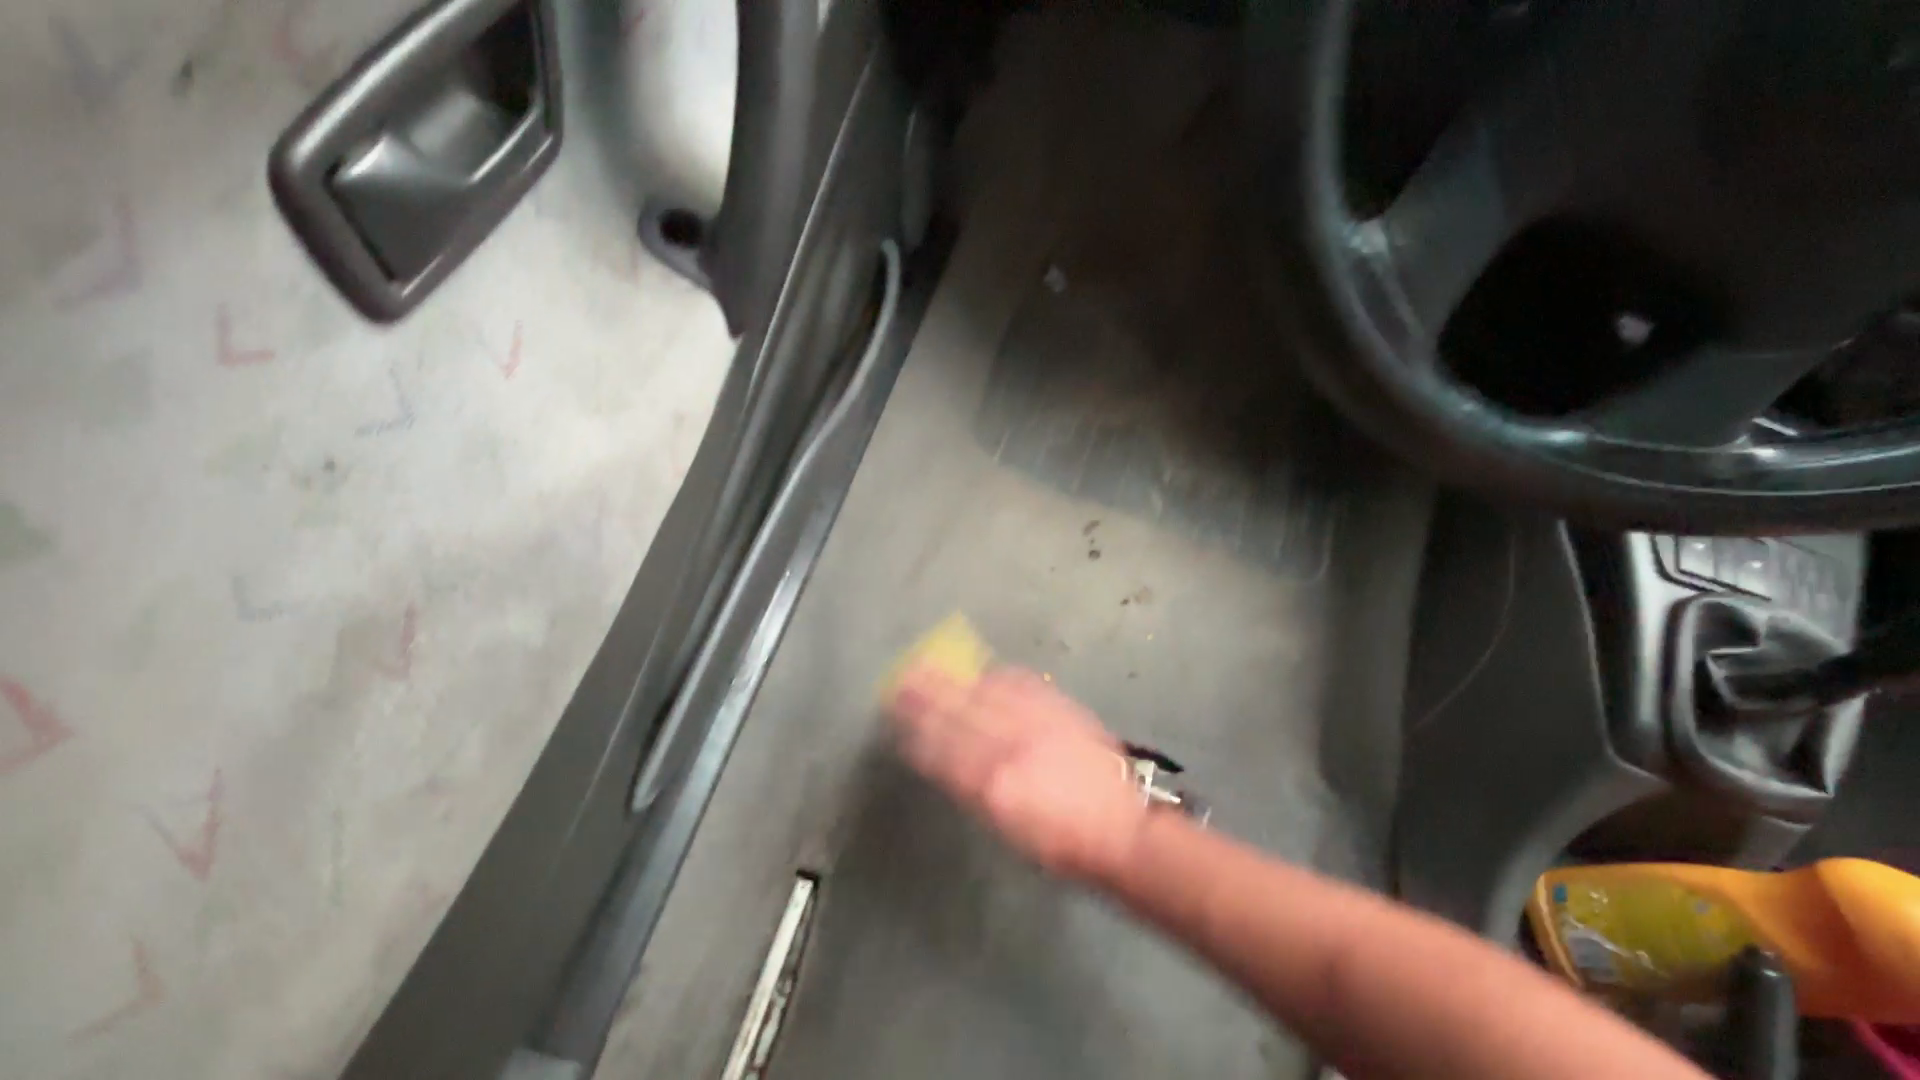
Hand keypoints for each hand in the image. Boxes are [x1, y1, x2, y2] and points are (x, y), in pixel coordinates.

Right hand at [886, 664, 1146, 884]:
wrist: (1120, 829)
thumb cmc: (1058, 844)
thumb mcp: (1003, 828)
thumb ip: (973, 790)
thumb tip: (947, 762)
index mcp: (990, 785)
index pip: (941, 747)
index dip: (916, 728)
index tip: (897, 713)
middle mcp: (1008, 747)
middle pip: (957, 710)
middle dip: (926, 691)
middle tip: (904, 675)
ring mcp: (1035, 723)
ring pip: (985, 691)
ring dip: (955, 676)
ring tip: (932, 662)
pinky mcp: (1059, 710)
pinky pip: (1021, 683)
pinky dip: (997, 675)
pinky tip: (985, 671)